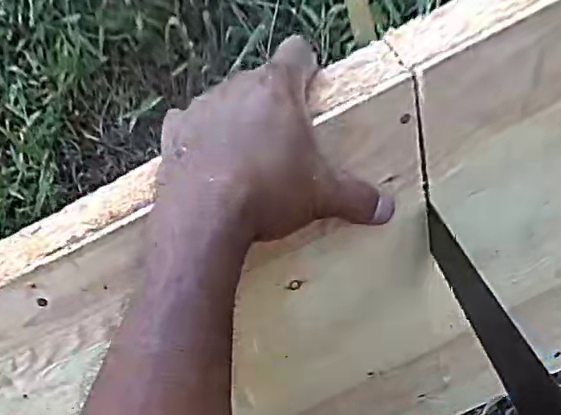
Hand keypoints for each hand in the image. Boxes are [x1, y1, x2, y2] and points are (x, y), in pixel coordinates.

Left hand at [155, 36, 392, 244]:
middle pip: (259, 82)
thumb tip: (386, 210)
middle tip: (282, 144)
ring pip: (223, 105)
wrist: (205, 215)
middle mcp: (237, 86)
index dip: (307, 67)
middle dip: (270, 107)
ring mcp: (201, 108)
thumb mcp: (320, 196)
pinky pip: (187, 128)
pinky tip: (206, 165)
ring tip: (244, 163)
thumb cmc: (269, 193)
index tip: (312, 85)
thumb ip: (353, 197)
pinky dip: (197, 143)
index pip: (298, 54)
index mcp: (277, 89)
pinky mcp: (175, 136)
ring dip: (234, 125)